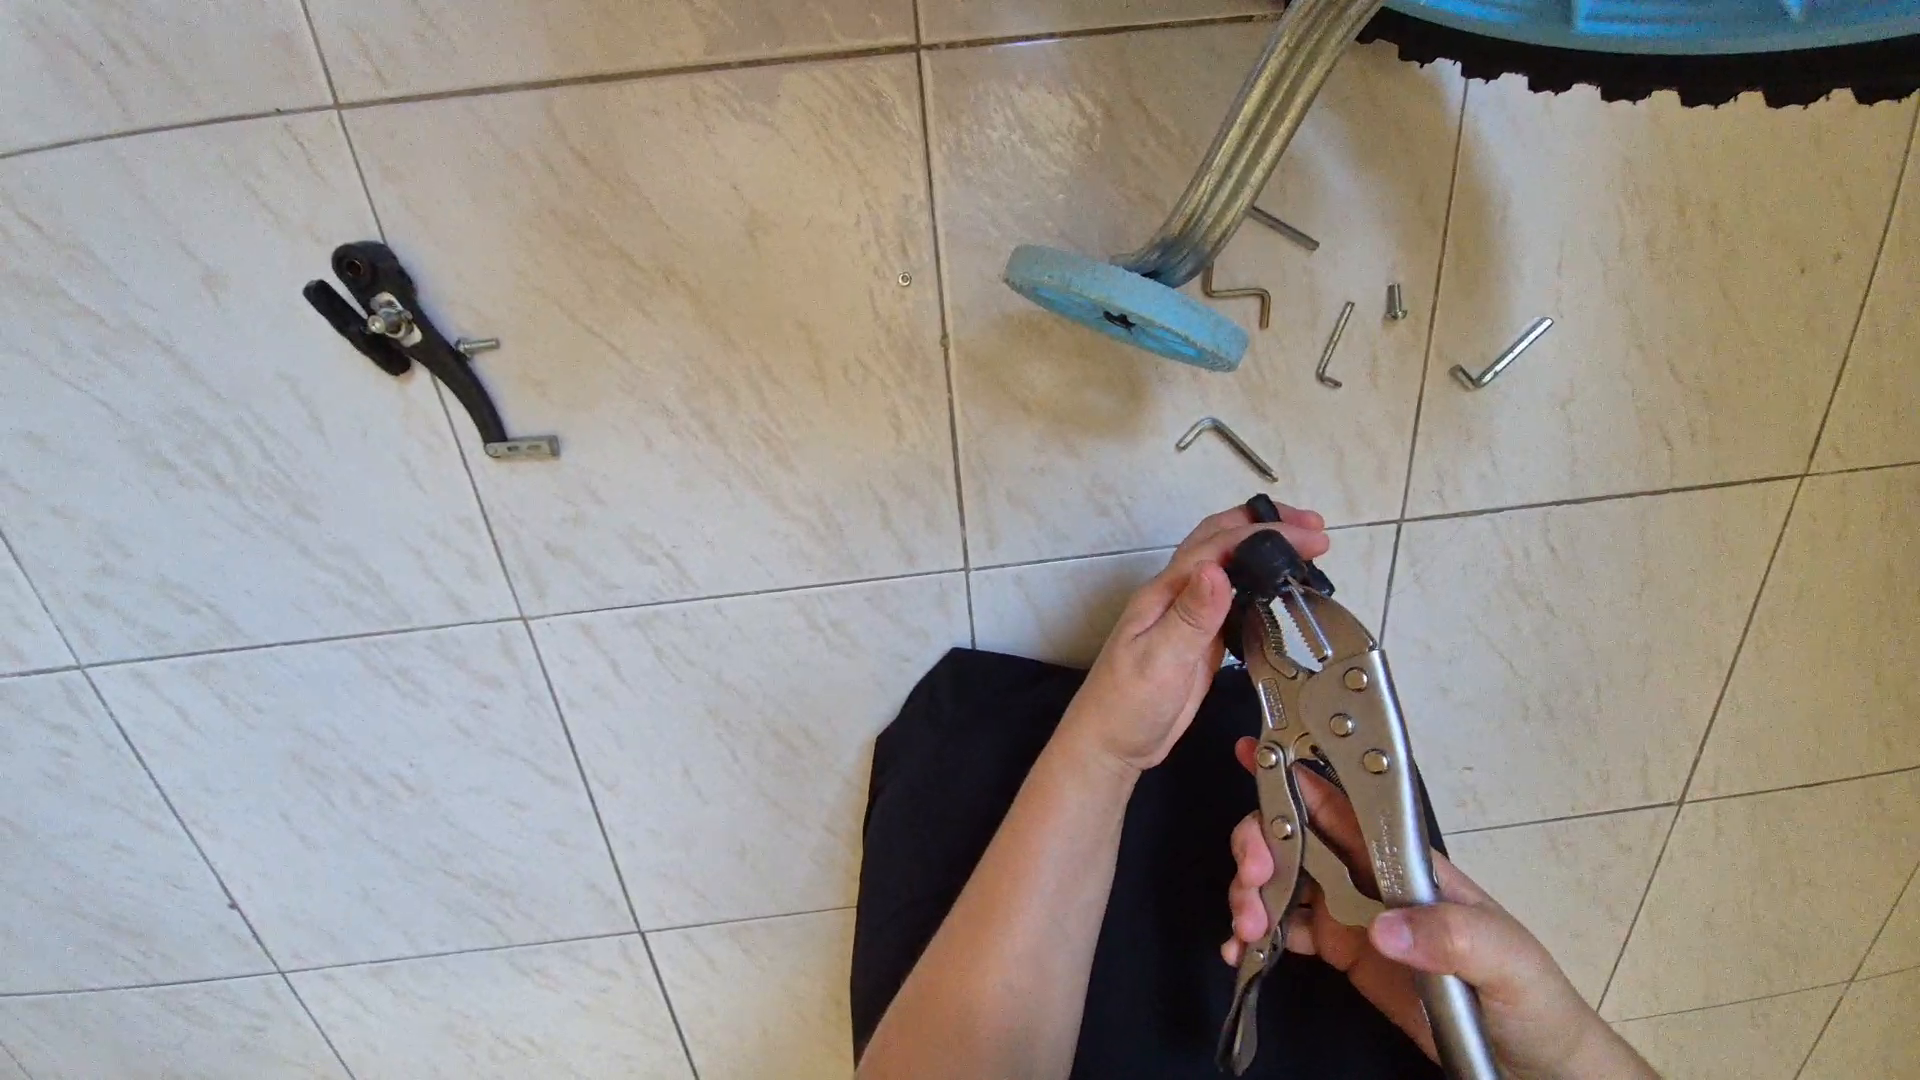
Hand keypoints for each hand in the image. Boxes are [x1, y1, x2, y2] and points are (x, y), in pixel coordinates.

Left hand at [1057, 502, 1327, 773]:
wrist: (1113, 741)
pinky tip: (1278, 594)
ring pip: (1226, 566)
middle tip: (1314, 528)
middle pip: (1218, 541)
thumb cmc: (1128, 703)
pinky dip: (1258, 585)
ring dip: (1262, 550)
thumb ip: (1189, 616)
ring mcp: (1187, 616)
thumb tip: (1215, 570)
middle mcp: (1176, 594)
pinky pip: (1231, 600)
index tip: (1312, 535)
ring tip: (1305, 553)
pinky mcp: (1199, 639)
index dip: (1265, 533)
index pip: (1218, 547)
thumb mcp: (1159, 659)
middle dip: (1264, 524)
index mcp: (1165, 592)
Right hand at [1223, 744, 1656, 1079]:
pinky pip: (1280, 929)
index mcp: (1397, 856)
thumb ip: (1450, 935)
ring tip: (1248, 932)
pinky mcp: (1334, 948)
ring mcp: (1344, 909)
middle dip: (1258, 846)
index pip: (1338, 801)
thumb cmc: (1527, 992)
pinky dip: (1253, 936)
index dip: (1291, 772)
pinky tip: (1241, 952)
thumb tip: (1380, 927)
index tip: (1249, 755)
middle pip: (1290, 834)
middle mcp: (1362, 872)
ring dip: (1249, 894)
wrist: (1530, 1059)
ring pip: (1276, 877)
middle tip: (1254, 882)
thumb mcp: (1505, 958)